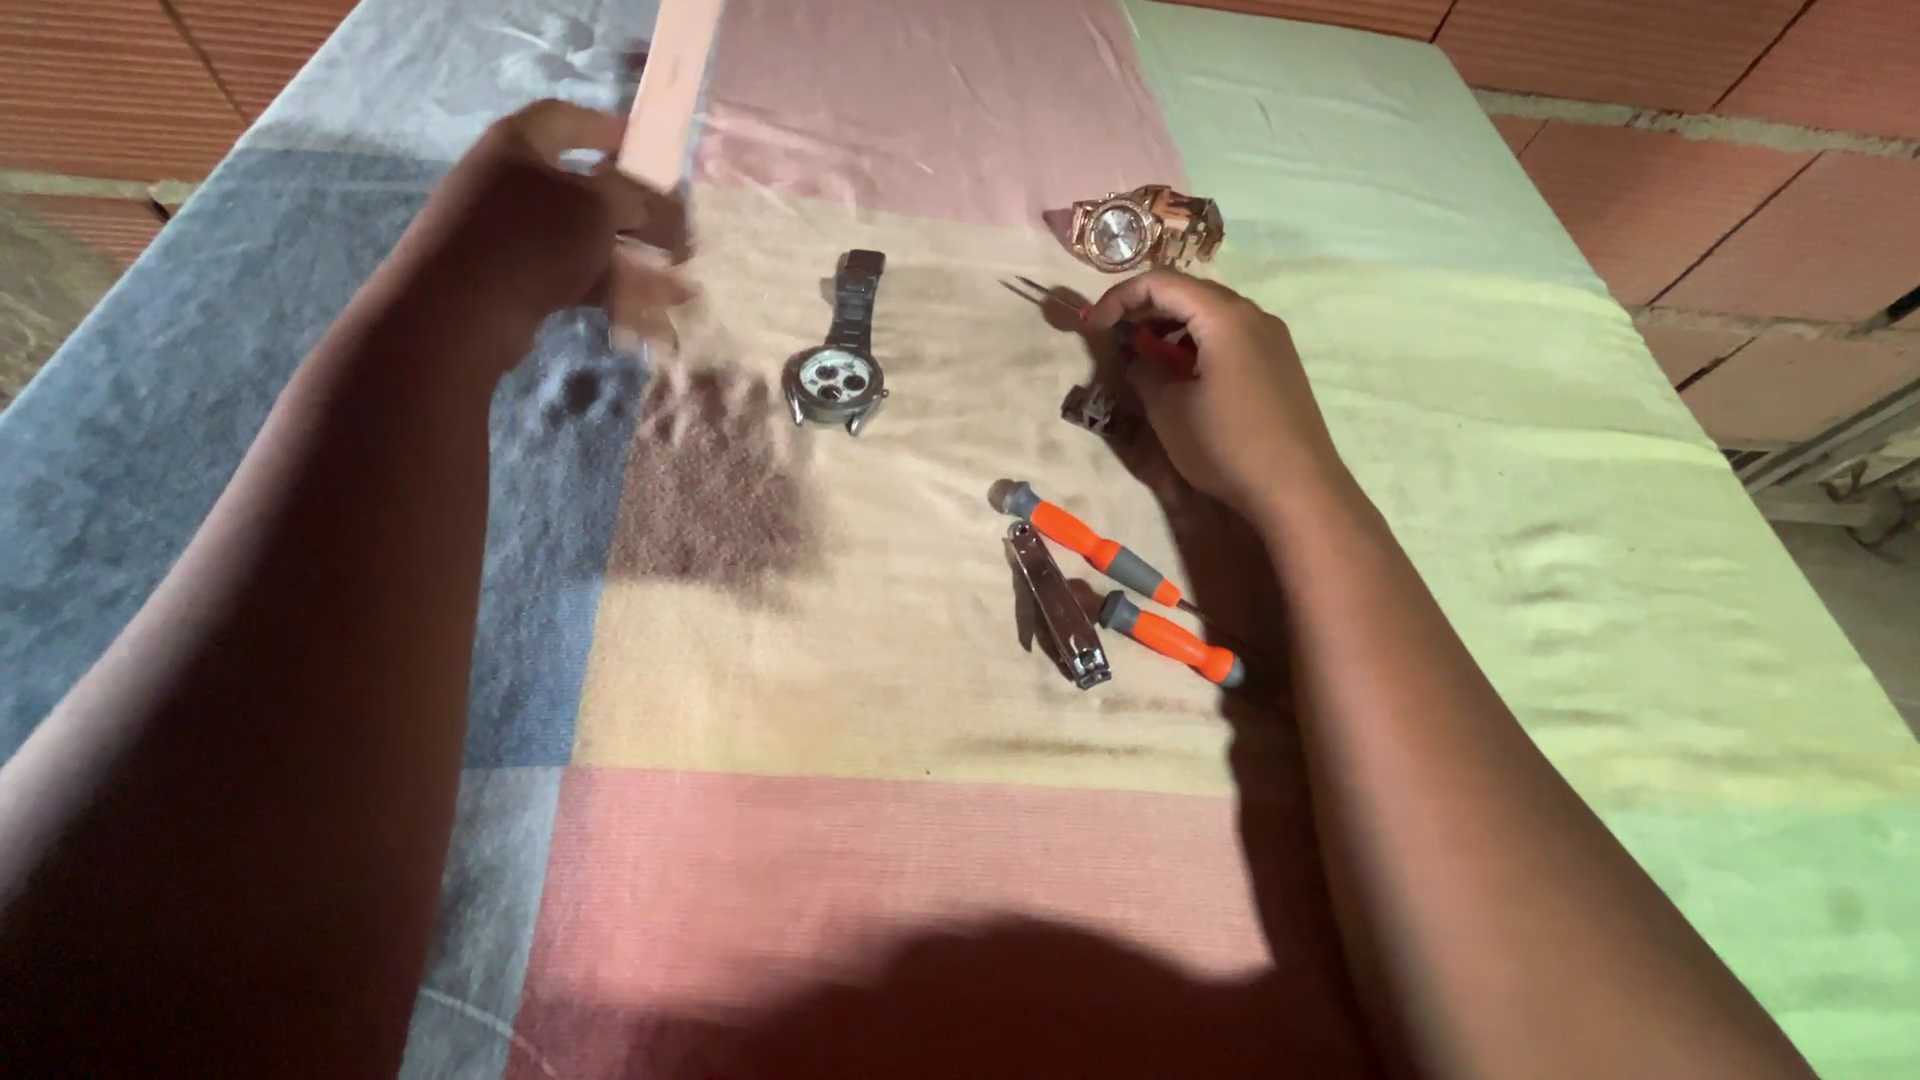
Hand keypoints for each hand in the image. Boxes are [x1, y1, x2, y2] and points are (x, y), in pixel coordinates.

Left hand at [393, 100, 692, 338]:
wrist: (464, 308)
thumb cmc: (532, 238)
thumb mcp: (596, 205)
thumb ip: (633, 196)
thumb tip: (652, 202)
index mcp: (520, 144)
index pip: (567, 120)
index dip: (608, 129)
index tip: (645, 147)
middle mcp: (513, 181)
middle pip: (585, 186)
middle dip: (634, 209)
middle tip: (674, 227)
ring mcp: (514, 232)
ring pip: (586, 236)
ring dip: (631, 253)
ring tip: (676, 276)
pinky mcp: (518, 276)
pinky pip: (575, 271)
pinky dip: (611, 283)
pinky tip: (647, 302)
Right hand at [1087, 270, 1345, 514]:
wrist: (1297, 488)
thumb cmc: (1226, 445)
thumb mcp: (1169, 411)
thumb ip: (1144, 373)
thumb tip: (1138, 360)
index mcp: (1224, 317)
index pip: (1161, 282)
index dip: (1119, 298)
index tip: (1093, 327)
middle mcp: (1253, 315)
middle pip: (1189, 292)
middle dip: (1145, 310)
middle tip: (1115, 339)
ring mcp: (1271, 338)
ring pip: (1211, 314)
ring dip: (1171, 328)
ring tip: (1146, 360)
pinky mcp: (1278, 363)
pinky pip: (1230, 336)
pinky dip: (1197, 344)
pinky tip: (1183, 376)